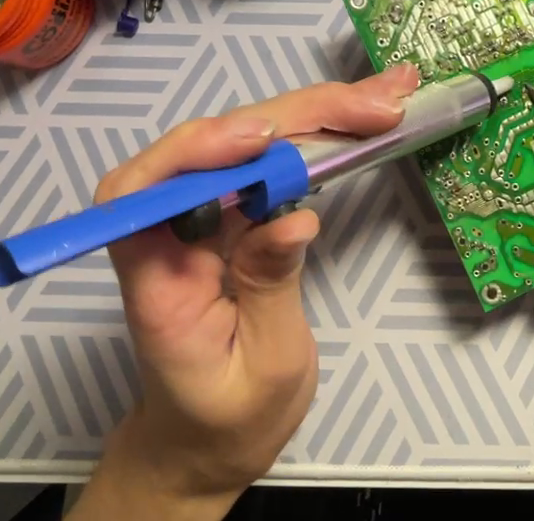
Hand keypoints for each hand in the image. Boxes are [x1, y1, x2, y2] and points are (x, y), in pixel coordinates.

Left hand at [71, 64, 420, 520]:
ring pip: (257, 140)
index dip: (196, 149)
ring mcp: (212, 212)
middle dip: (297, 117)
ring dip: (322, 112)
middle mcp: (176, 227)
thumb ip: (269, 286)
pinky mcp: (244, 209)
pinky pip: (277, 159)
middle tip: (374, 105)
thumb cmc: (224, 417)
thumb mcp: (260, 366)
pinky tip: (368, 114)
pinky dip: (325, 133)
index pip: (145, 189)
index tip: (259, 138)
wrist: (209, 438)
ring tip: (388, 96)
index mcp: (155, 273)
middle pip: (221, 146)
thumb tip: (295, 215)